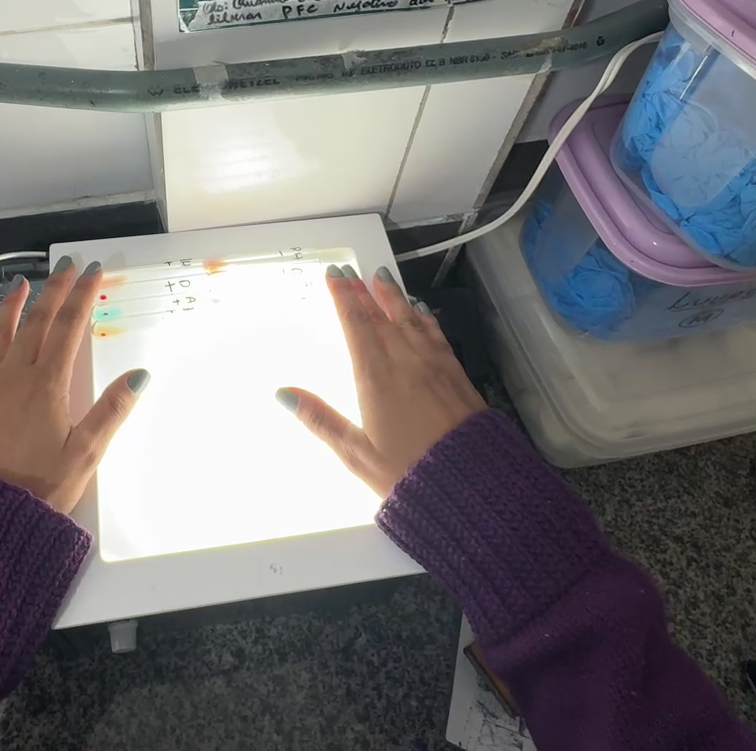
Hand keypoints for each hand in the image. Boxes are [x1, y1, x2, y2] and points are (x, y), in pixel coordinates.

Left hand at [0, 258, 147, 512]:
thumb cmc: (40, 485)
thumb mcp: (86, 453)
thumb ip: (112, 410)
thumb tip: (140, 374)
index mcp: (48, 383)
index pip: (69, 327)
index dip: (82, 296)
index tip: (92, 271)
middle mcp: (16, 375)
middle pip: (37, 321)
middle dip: (54, 289)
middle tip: (65, 264)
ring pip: (0, 335)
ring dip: (12, 307)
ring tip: (21, 284)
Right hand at [279, 265, 486, 495]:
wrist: (473, 484)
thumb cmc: (408, 471)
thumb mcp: (355, 452)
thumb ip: (319, 419)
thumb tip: (283, 393)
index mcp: (375, 376)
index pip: (356, 325)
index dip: (344, 297)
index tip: (336, 274)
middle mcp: (405, 361)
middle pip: (381, 316)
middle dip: (364, 291)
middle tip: (352, 271)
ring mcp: (433, 364)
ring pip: (410, 319)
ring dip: (394, 296)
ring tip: (382, 277)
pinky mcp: (456, 373)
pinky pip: (436, 333)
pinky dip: (424, 316)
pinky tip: (421, 310)